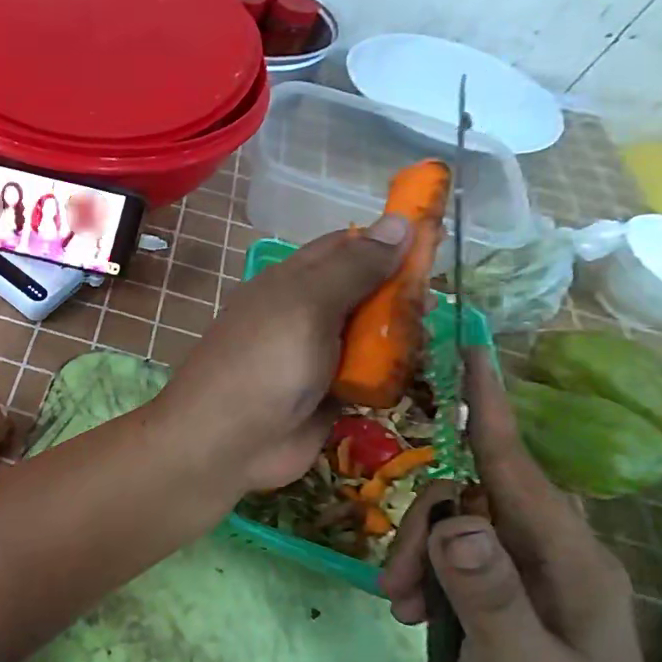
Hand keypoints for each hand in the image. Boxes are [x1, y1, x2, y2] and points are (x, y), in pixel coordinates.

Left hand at [155, 215, 408, 493]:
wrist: (226, 440)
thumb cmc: (264, 361)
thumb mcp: (307, 304)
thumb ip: (353, 268)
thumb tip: (397, 221)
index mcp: (289, 283)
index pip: (344, 247)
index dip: (386, 240)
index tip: (435, 240)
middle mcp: (302, 314)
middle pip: (363, 292)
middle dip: (399, 295)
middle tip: (430, 304)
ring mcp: (315, 356)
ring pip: (372, 335)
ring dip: (399, 337)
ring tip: (423, 341)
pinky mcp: (328, 396)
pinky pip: (369, 376)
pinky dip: (390, 375)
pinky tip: (413, 375)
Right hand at [379, 349, 661, 661]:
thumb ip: (490, 594)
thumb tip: (454, 520)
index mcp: (568, 555)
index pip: (517, 463)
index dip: (489, 405)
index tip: (467, 348)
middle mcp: (544, 548)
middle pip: (462, 498)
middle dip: (421, 532)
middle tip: (395, 586)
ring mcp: (518, 568)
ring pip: (446, 526)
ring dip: (415, 558)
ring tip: (403, 608)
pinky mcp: (495, 588)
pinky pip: (444, 555)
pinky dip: (420, 576)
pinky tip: (413, 614)